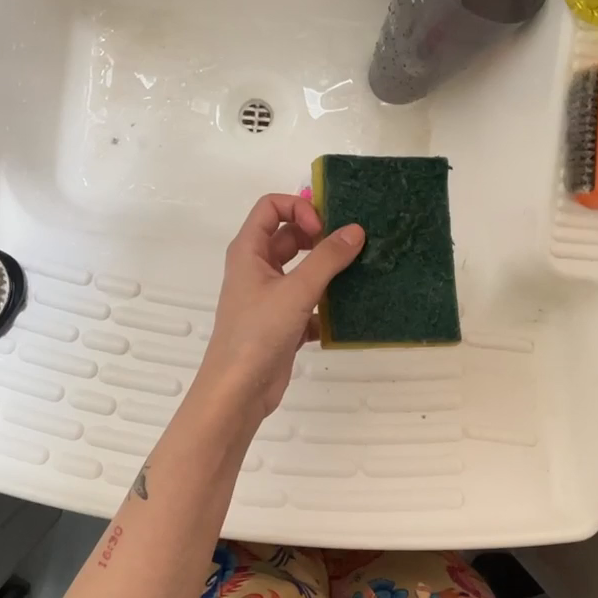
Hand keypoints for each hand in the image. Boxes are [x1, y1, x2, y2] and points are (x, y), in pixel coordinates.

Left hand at [196, 194, 363, 422]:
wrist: (238, 390)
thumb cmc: (258, 333)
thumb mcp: (296, 291)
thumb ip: (327, 258)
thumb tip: (355, 230)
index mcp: (248, 251)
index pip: (271, 207)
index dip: (298, 208)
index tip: (323, 229)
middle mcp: (256, 269)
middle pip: (289, 236)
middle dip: (318, 238)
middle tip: (349, 248)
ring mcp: (268, 297)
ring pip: (301, 271)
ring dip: (327, 271)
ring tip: (358, 274)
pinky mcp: (281, 323)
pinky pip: (308, 303)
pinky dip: (325, 306)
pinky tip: (346, 315)